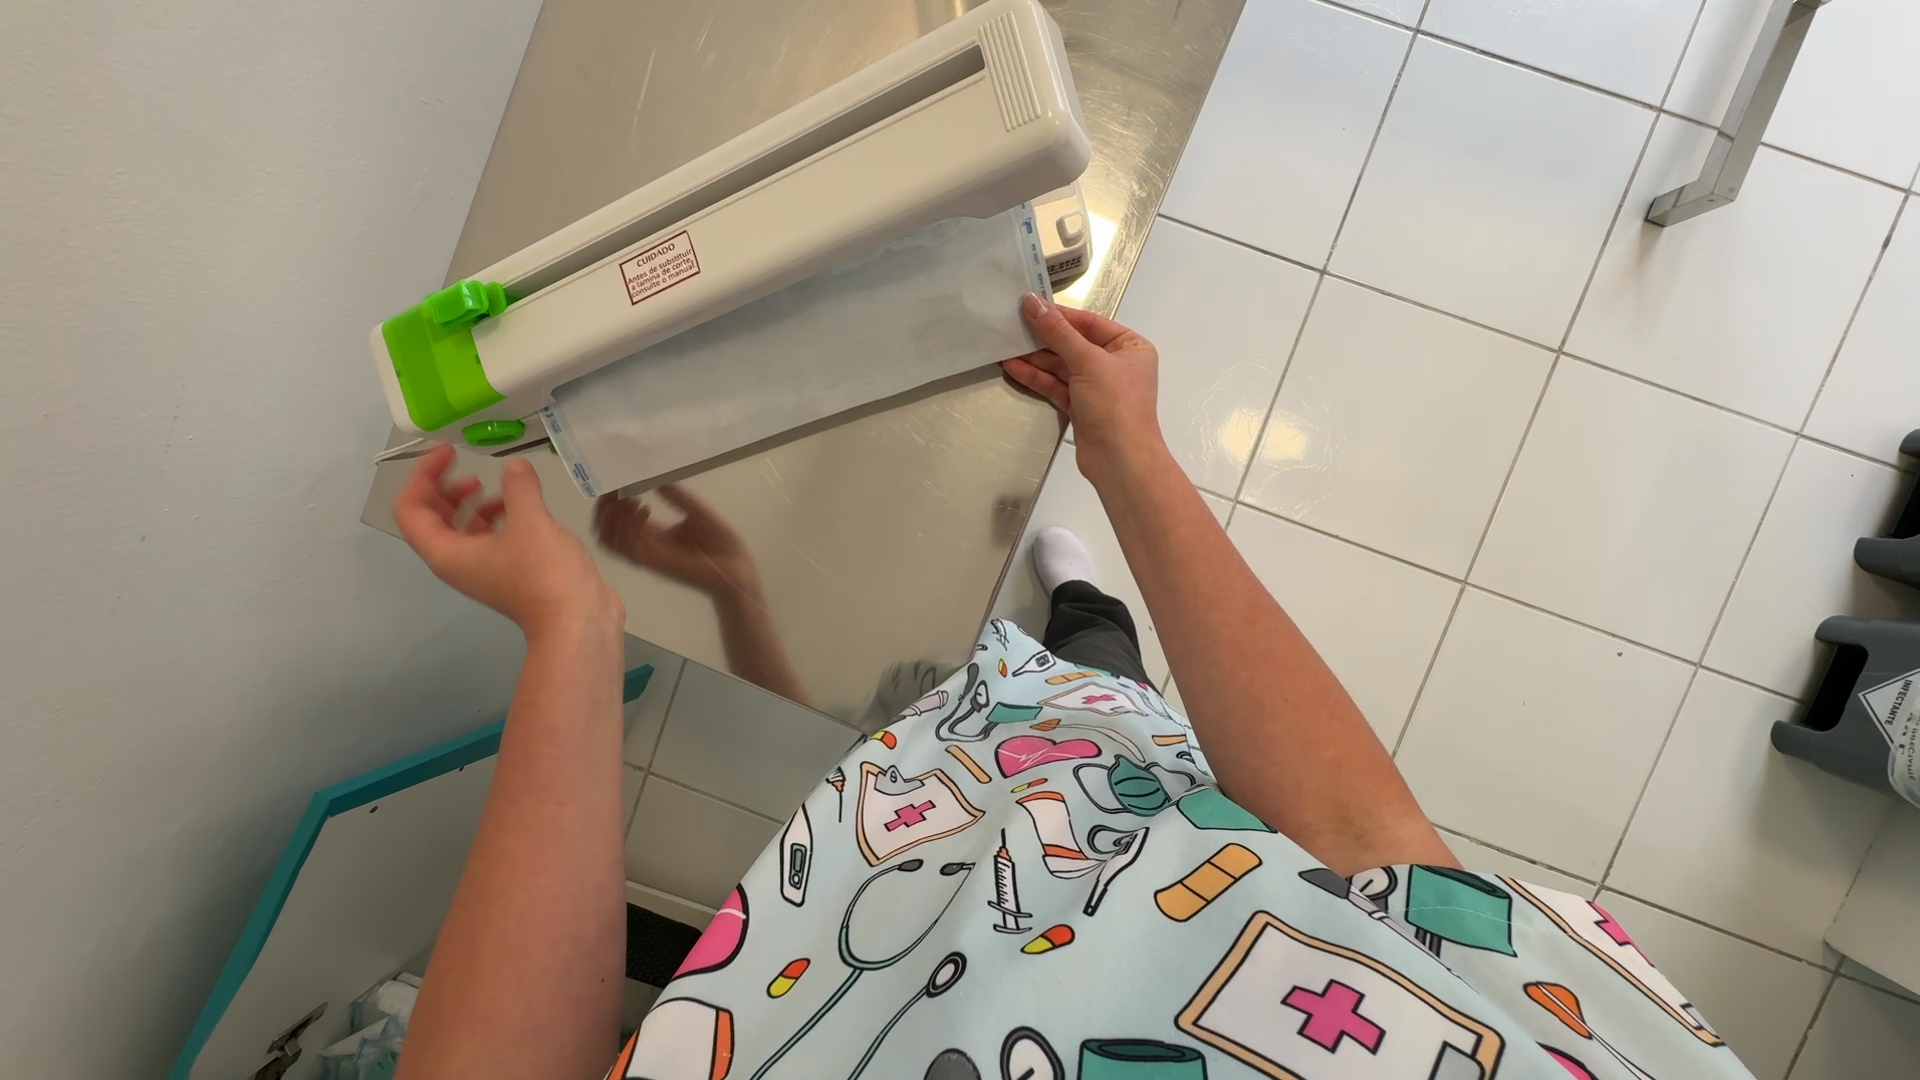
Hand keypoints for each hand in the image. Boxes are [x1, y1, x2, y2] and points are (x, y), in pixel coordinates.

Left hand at [392, 444, 623, 640]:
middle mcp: (459, 562)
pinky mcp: (513, 572)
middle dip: (446, 489)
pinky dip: (499, 518)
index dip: (423, 475)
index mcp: (447, 552)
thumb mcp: (530, 522)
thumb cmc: (544, 574)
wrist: (577, 620)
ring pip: (464, 529)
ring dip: (473, 504)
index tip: (449, 453)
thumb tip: (516, 466)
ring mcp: (486, 569)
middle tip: (470, 469)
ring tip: (497, 488)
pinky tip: (525, 508)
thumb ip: (519, 487)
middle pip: (434, 519)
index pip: (411, 509)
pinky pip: (491, 538)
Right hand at [593, 484, 759, 599]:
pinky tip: (645, 511)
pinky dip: (626, 527)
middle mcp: (645, 543)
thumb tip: (656, 476)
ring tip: (635, 501)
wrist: (735, 564)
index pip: (619, 517)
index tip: (619, 481)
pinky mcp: (652, 561)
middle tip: (618, 491)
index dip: (612, 499)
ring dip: (612, 516)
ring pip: (607, 537)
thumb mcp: (696, 511)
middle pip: (605, 527)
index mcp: (653, 532)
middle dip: (605, 506)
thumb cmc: (719, 540)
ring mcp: (646, 553)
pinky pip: (624, 547)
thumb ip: (676, 496)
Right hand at [1001, 293, 1164, 487]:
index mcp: (1129, 347)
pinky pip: (1056, 386)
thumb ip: (1058, 332)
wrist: (1120, 460)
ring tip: (1006, 346)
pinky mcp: (1081, 408)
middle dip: (1043, 339)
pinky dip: (1037, 378)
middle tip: (1013, 325)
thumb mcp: (1087, 361)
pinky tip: (1015, 367)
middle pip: (1073, 344)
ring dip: (1035, 359)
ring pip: (1061, 367)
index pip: (1089, 323)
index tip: (1030, 305)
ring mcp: (1097, 388)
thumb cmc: (1116, 406)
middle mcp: (1115, 365)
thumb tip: (1034, 304)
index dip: (1059, 315)